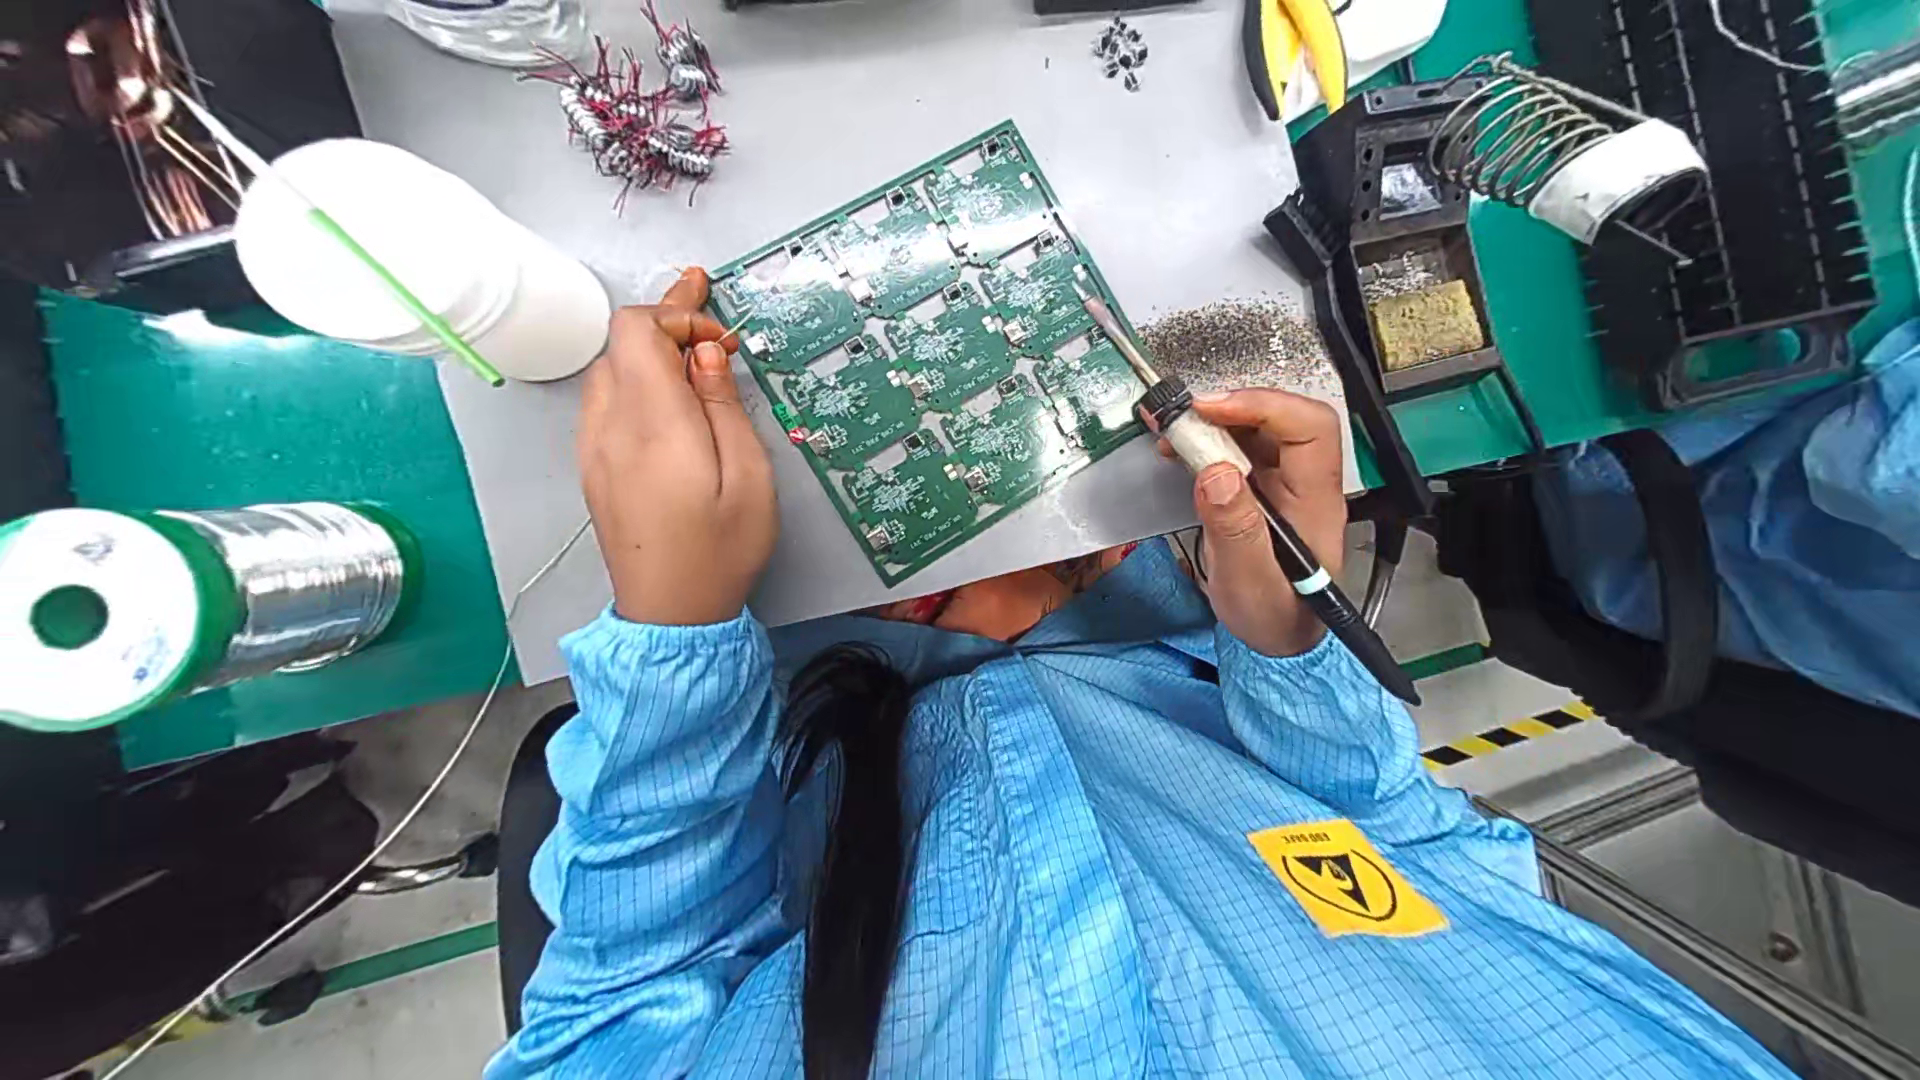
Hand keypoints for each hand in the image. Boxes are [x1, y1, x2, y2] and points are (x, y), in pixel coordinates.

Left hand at [578, 268, 776, 625]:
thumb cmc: (722, 549)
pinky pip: (605, 401)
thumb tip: (706, 355)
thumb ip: (724, 407)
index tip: (721, 339)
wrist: (671, 611)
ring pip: (609, 369)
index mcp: (653, 426)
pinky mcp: (592, 465)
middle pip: (619, 342)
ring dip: (650, 352)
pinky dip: (636, 381)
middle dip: (666, 323)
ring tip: (695, 360)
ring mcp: (593, 447)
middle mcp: (610, 427)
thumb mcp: (748, 477)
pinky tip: (669, 400)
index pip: (638, 331)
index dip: (678, 316)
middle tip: (710, 321)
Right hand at [1161, 389, 1346, 656]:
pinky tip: (1179, 452)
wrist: (1277, 638)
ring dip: (1212, 424)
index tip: (1208, 410)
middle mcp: (1303, 483)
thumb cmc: (1273, 616)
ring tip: (1171, 434)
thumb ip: (1235, 530)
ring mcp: (1281, 485)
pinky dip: (1205, 444)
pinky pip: (1236, 453)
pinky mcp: (1258, 492)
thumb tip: (1216, 473)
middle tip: (1180, 419)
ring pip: (1256, 432)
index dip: (1261, 406)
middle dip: (1229, 409)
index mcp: (1315, 500)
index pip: (1309, 428)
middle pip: (1280, 420)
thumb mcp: (1249, 581)